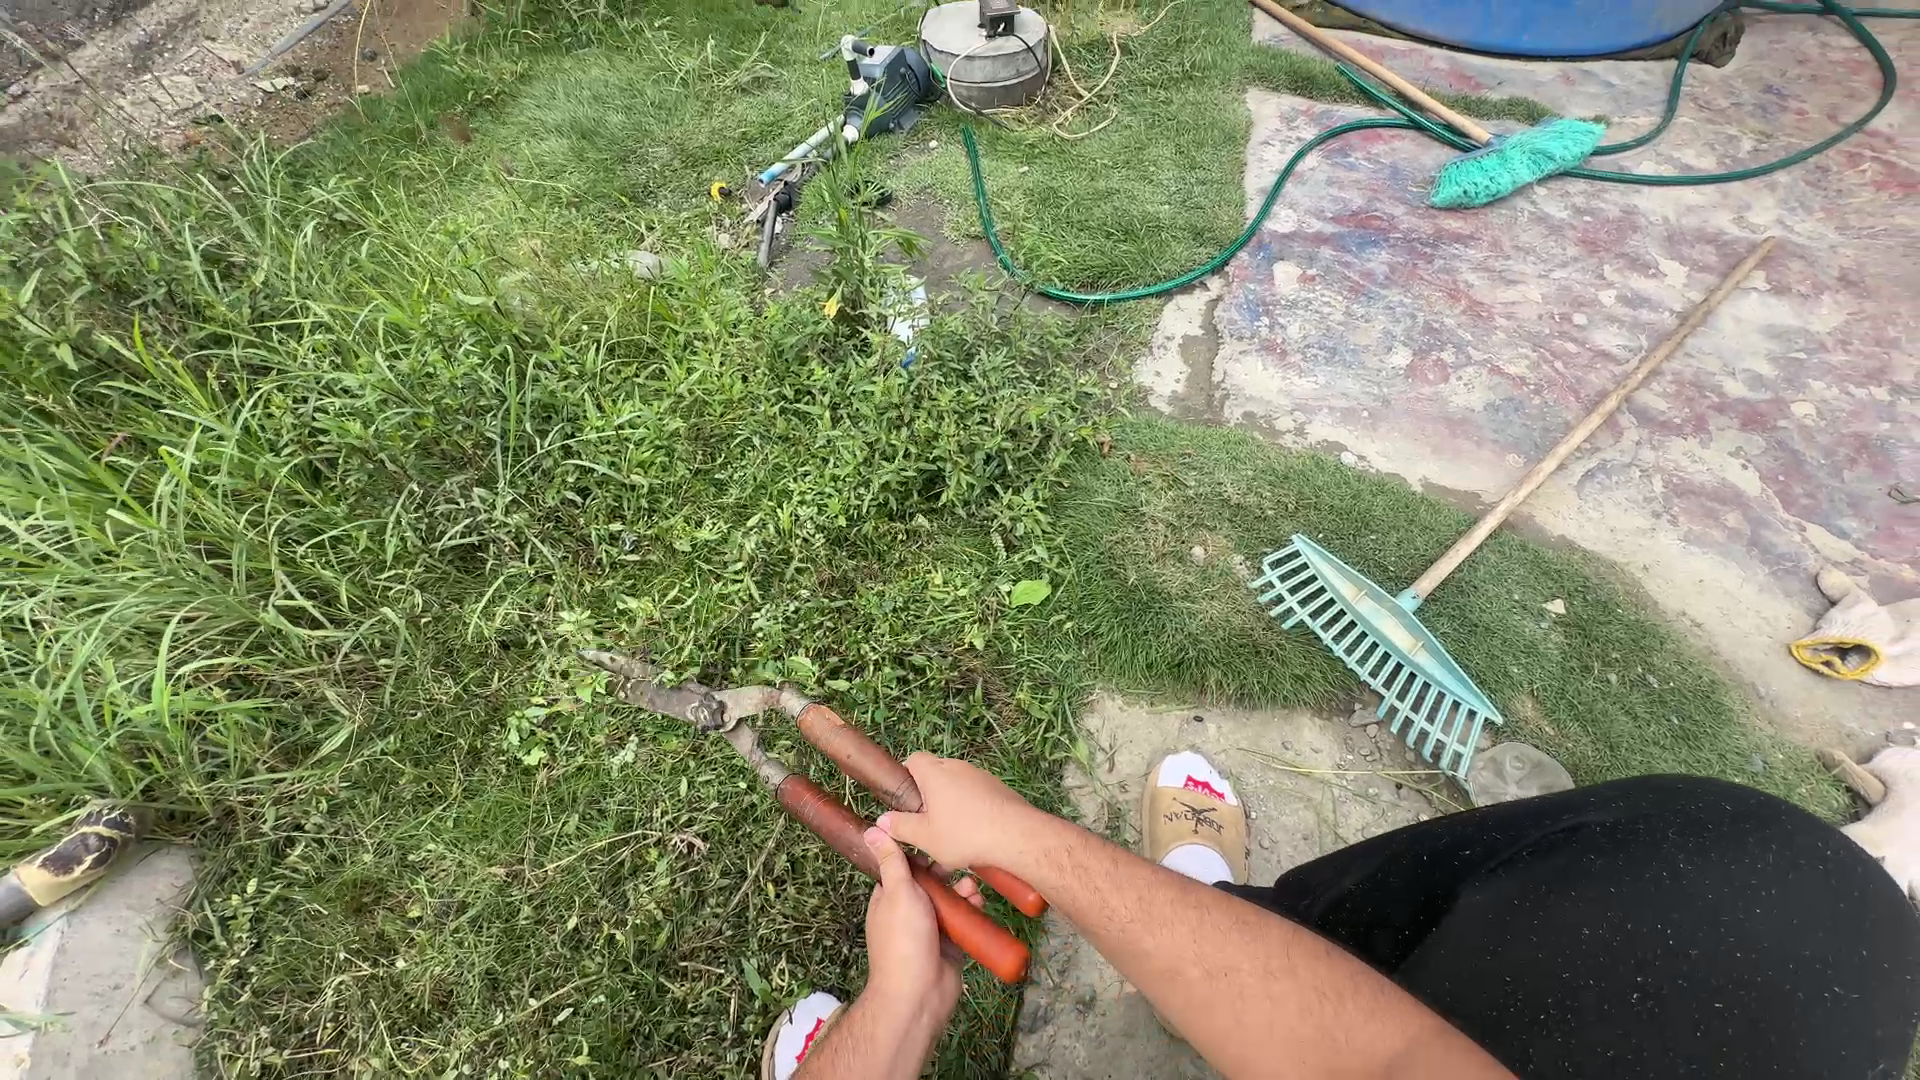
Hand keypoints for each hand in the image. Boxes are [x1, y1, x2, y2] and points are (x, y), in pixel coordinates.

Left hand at [861, 826, 981, 1014]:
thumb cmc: (904, 938)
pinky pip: (962, 921)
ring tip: (972, 888)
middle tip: (960, 864)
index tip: (937, 841)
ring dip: (962, 891)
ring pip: (949, 900)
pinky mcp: (950, 943)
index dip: (920, 855)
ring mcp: (930, 928)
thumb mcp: (896, 891)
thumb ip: (891, 860)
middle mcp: (909, 911)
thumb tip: (872, 830)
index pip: (904, 868)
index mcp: (889, 898)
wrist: (919, 993)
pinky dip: (971, 911)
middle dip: (946, 872)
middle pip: (931, 882)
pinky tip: (979, 904)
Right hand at [876, 753, 1042, 871]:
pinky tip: (973, 833)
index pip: (913, 759)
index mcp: (935, 772)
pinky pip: (976, 793)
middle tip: (925, 821)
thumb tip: (882, 821)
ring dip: (950, 802)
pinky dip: (971, 807)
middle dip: (928, 794)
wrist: (1015, 834)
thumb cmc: (964, 834)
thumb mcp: (925, 837)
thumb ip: (900, 827)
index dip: (906, 775)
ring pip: (957, 784)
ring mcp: (980, 775)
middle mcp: (957, 766)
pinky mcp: (997, 787)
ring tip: (950, 832)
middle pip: (936, 772)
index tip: (904, 798)